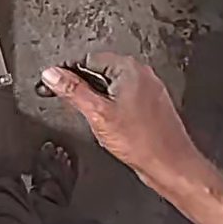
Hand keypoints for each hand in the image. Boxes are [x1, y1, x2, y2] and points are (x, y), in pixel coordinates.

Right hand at [40, 53, 205, 188]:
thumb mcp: (97, 113)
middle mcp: (141, 74)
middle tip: (68, 101)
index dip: (67, 72)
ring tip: (91, 116)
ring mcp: (148, 89)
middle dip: (81, 84)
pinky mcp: (150, 104)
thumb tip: (52, 74)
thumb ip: (72, 91)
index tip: (54, 83)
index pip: (87, 59)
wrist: (170, 165)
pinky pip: (123, 97)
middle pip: (100, 70)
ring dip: (96, 96)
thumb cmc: (142, 141)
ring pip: (112, 85)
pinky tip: (109, 123)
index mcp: (129, 68)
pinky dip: (111, 105)